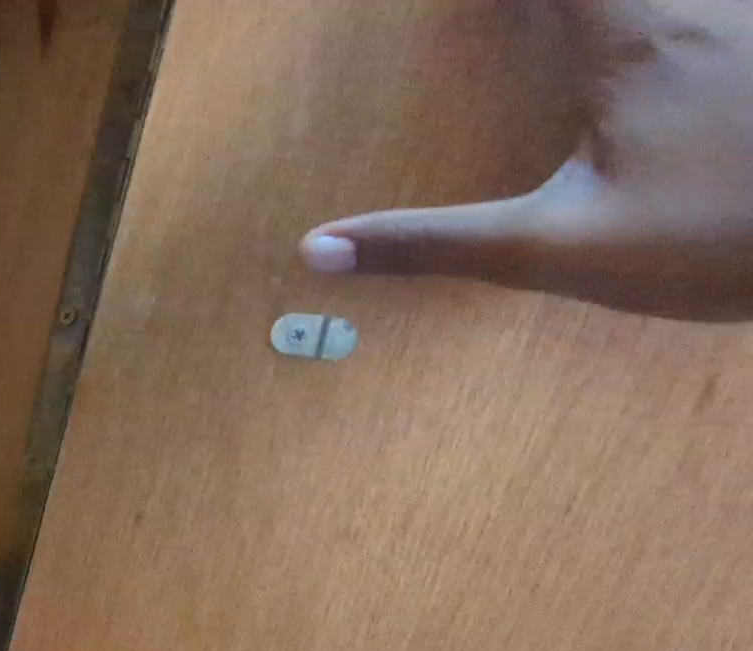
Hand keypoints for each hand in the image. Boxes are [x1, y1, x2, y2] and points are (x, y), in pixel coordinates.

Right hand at [301, 0, 752, 321]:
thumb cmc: (722, 240)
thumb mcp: (551, 252)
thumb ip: (429, 245)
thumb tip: (315, 249)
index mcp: (635, 45)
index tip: (445, 7)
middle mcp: (706, 6)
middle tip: (503, 12)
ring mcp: (752, 20)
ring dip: (604, 3)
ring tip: (566, 19)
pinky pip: (711, 12)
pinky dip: (662, 14)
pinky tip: (663, 30)